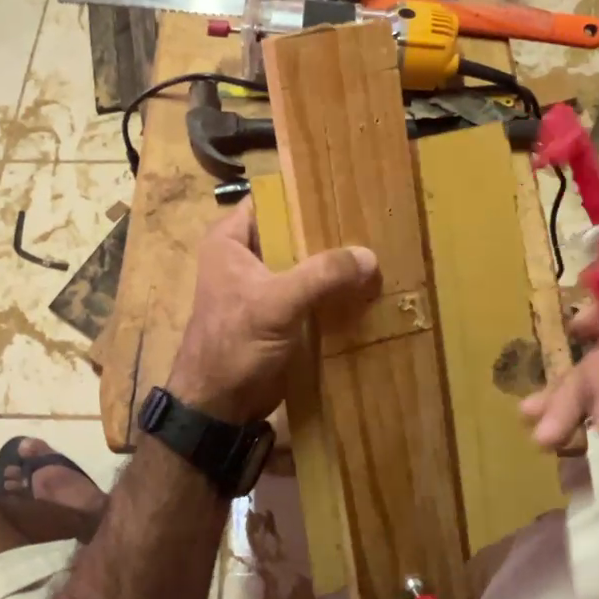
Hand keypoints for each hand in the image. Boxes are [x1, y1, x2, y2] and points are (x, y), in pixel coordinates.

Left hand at [166, 202, 377, 422]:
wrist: (220, 407)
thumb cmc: (234, 345)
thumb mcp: (277, 303)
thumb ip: (322, 275)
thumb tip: (369, 256)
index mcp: (230, 239)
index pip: (272, 201)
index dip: (305, 195)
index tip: (346, 192)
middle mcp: (244, 256)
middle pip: (293, 232)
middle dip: (328, 233)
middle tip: (373, 223)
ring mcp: (262, 285)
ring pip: (305, 263)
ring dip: (335, 265)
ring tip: (378, 252)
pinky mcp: (279, 313)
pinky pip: (311, 292)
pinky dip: (333, 291)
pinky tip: (367, 287)